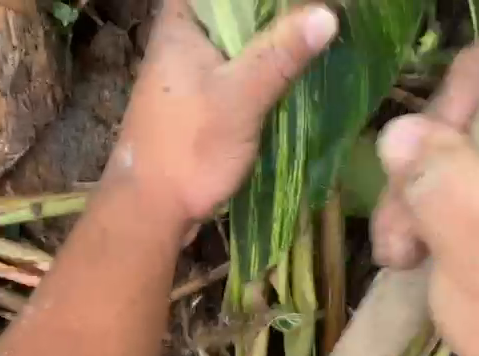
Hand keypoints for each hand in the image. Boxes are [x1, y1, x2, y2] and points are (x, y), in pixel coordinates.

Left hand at [106, 2, 337, 229]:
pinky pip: (235, 74)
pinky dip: (260, 73)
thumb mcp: (240, 98)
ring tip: (312, 34)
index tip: (301, 0)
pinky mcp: (197, 106)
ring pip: (236, 43)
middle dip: (274, 13)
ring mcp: (186, 75)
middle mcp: (179, 39)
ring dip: (270, 42)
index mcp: (181, 21)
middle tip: (317, 11)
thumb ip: (281, 54)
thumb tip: (328, 16)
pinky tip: (290, 74)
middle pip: (233, 10)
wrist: (150, 211)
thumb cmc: (188, 150)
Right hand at [371, 26, 478, 355]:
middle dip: (425, 161)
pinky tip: (410, 253)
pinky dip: (421, 209)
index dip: (466, 90)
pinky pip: (450, 170)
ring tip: (402, 254)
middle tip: (404, 229)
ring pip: (450, 138)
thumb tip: (393, 131)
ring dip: (412, 195)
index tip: (437, 154)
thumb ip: (441, 183)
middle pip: (475, 96)